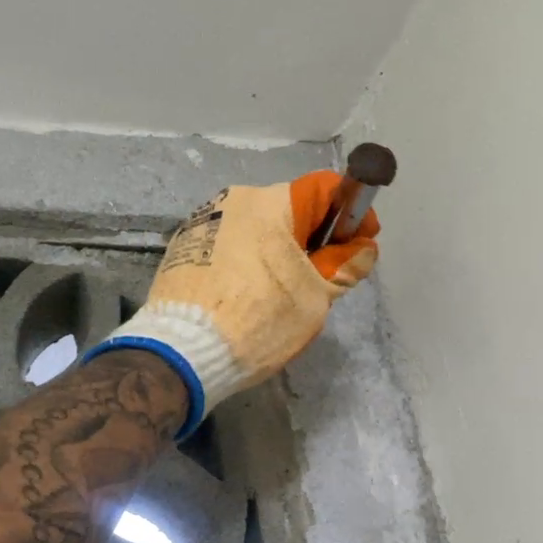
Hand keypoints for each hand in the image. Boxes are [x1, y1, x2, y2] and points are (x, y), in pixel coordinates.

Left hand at [88, 171, 379, 435]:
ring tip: (277, 295)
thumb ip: (344, 266)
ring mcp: (200, 223)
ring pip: (253, 231)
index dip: (349, 213)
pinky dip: (242, 265)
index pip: (324, 190)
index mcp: (269, 204)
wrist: (183, 353)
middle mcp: (232, 201)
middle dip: (308, 239)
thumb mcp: (314, 299)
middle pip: (286, 211)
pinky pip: (225, 248)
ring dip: (273, 253)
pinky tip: (242, 298)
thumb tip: (362, 247)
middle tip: (319, 278)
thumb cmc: (257, 321)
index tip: (358, 244)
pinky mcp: (179, 249)